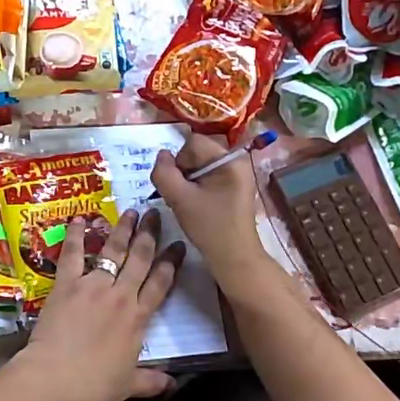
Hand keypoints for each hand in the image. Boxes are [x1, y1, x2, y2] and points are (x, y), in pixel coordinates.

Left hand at [5, 210, 183, 400]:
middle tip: (156, 213)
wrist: (56, 381)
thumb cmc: (95, 387)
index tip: (179, 245)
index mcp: (139, 318)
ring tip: (131, 211)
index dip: (171, 262)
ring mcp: (94, 285)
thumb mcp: (129, 385)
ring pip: (113, 250)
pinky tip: (79, 219)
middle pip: (140, 258)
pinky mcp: (67, 284)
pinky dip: (76, 236)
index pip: (161, 283)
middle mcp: (121, 295)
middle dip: (150, 234)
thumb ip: (152, 380)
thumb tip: (173, 385)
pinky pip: (74, 254)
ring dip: (123, 229)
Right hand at [150, 134, 269, 280]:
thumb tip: (161, 154)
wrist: (235, 258)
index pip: (193, 142)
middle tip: (183, 195)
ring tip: (191, 201)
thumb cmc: (209, 227)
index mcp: (229, 159)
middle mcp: (237, 160)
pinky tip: (200, 204)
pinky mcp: (236, 185)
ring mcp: (238, 172)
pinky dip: (199, 185)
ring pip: (201, 163)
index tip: (179, 186)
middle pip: (198, 151)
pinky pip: (210, 174)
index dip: (179, 161)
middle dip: (184, 170)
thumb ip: (164, 173)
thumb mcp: (180, 199)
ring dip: (190, 179)